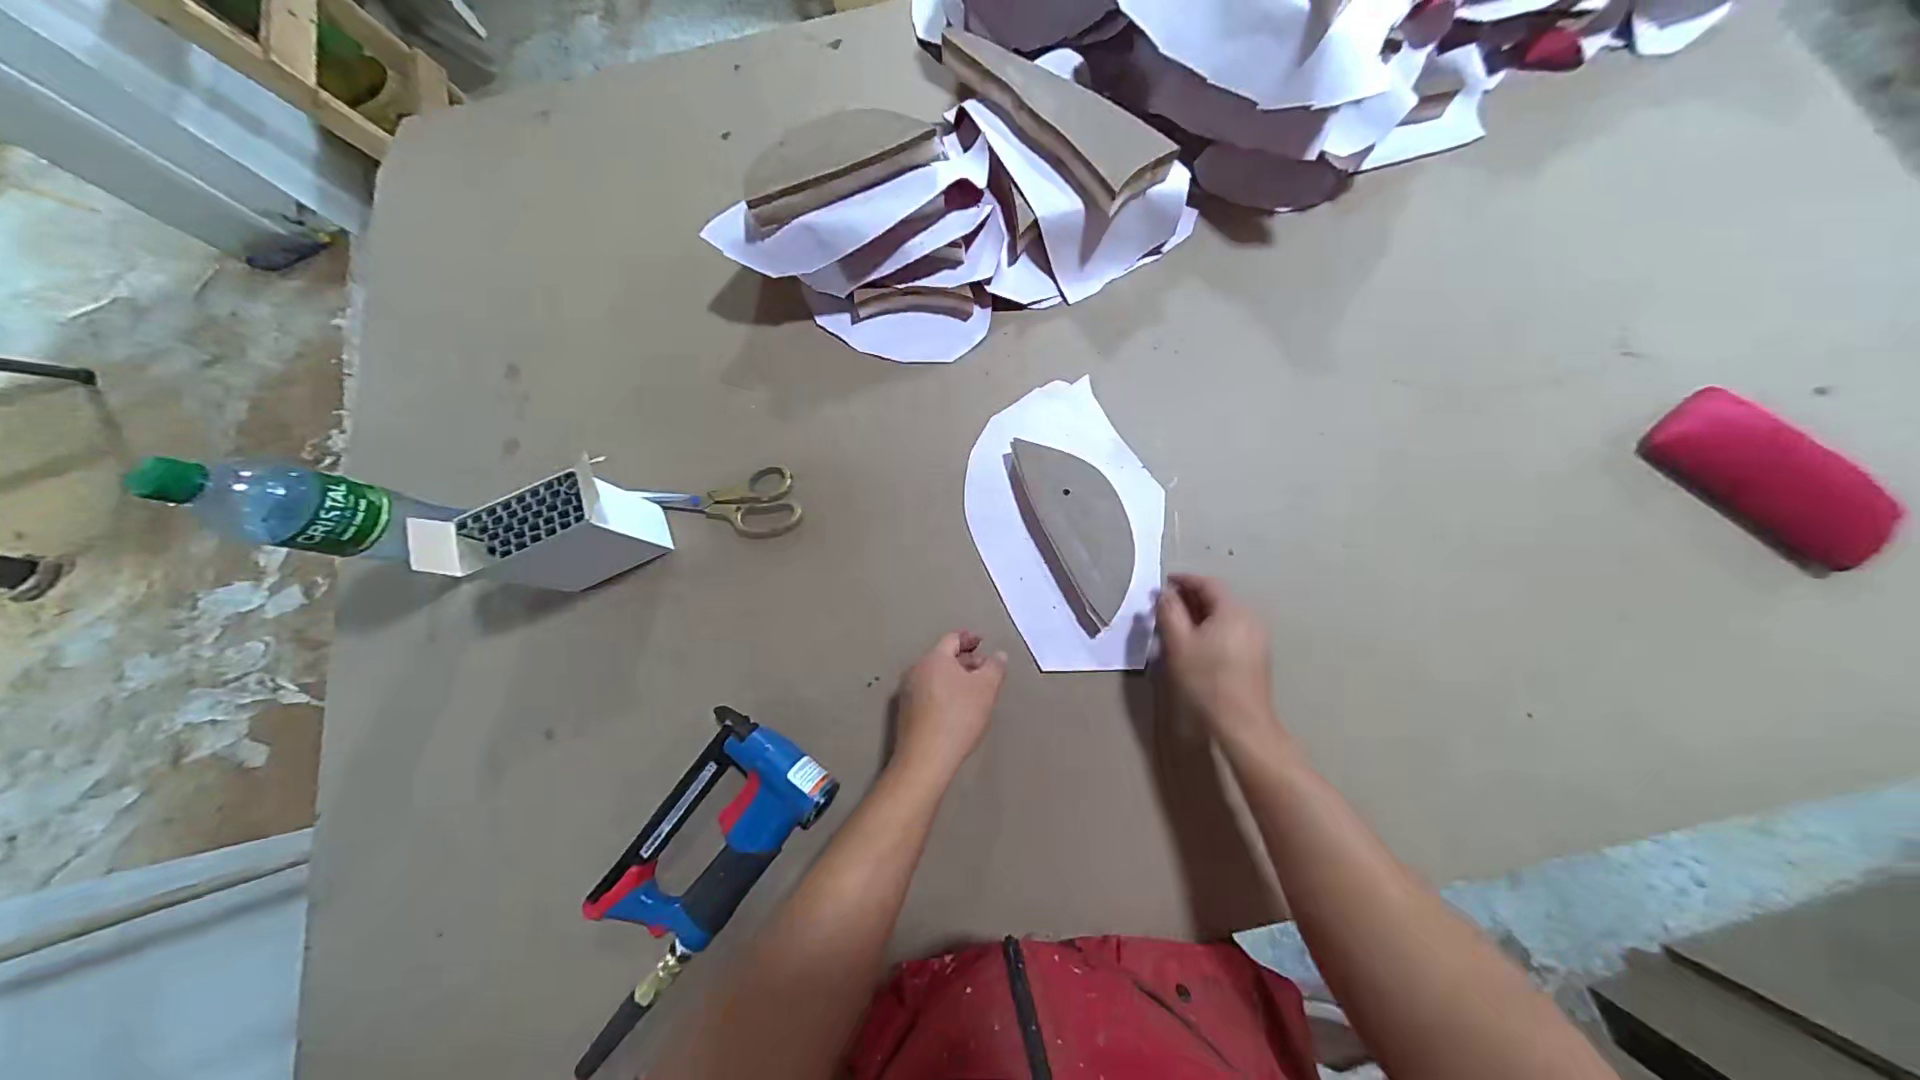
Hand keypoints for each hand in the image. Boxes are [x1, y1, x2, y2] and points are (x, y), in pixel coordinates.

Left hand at [893, 631, 1007, 780]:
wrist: (926, 758)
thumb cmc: (958, 717)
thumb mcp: (986, 689)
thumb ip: (995, 668)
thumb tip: (998, 656)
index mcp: (934, 659)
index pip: (952, 639)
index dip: (970, 638)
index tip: (982, 643)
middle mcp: (916, 671)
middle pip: (943, 657)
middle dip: (965, 661)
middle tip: (984, 670)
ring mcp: (908, 692)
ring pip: (936, 677)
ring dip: (955, 679)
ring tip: (974, 691)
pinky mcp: (906, 713)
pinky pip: (929, 693)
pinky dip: (945, 693)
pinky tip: (958, 710)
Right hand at [1156, 575, 1283, 748]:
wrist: (1241, 722)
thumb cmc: (1206, 680)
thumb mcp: (1178, 644)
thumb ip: (1169, 612)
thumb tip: (1165, 594)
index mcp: (1233, 610)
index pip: (1207, 583)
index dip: (1184, 580)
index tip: (1164, 582)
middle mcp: (1249, 618)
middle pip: (1218, 597)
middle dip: (1191, 596)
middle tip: (1166, 603)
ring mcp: (1257, 636)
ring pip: (1225, 614)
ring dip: (1201, 612)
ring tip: (1177, 622)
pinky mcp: (1257, 654)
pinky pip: (1231, 628)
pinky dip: (1213, 626)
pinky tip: (1197, 640)